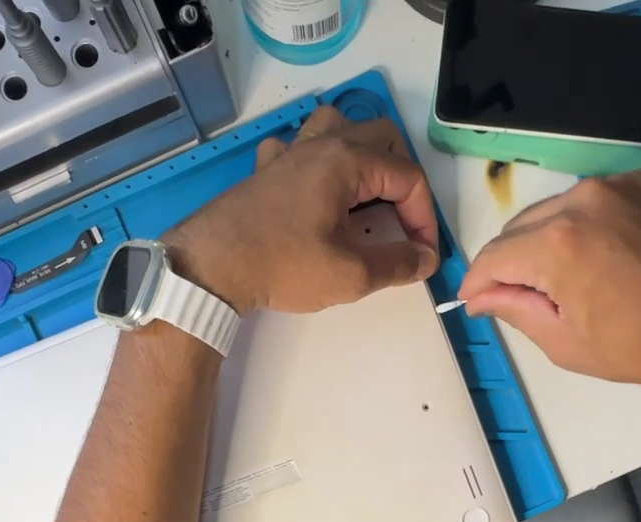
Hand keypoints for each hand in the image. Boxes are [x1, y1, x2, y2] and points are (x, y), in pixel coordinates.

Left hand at [164, 106, 441, 314]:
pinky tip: (314, 191)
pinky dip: (316, 163)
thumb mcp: (351, 275)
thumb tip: (426, 259)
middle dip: (401, 180)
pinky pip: (298, 147)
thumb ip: (396, 264)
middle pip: (380, 138)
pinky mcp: (266, 171)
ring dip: (361, 156)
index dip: (424, 218)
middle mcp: (321, 145)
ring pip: (338, 128)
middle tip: (402, 221)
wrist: (213, 265)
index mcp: (347, 162)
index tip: (423, 254)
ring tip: (366, 195)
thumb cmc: (284, 265)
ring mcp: (289, 153)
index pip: (408, 177)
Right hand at [459, 170, 640, 394]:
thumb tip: (482, 296)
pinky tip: (612, 253)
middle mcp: (583, 201)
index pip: (493, 256)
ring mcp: (622, 184)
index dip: (477, 282)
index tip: (475, 300)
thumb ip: (515, 310)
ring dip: (552, 239)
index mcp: (557, 245)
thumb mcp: (567, 343)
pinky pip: (602, 198)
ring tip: (574, 274)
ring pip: (560, 208)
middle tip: (525, 294)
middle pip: (522, 227)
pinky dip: (594, 223)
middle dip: (513, 261)